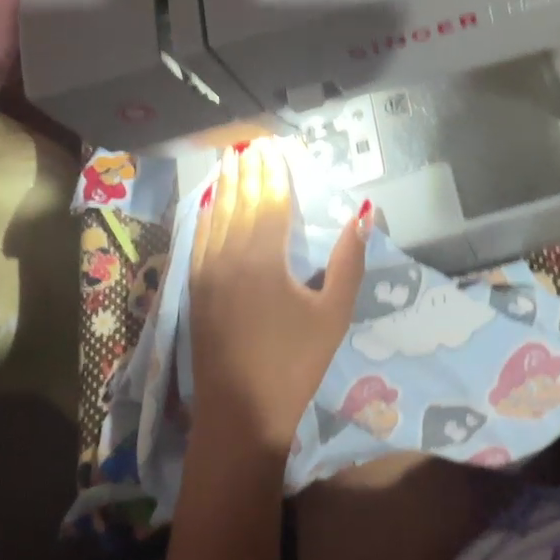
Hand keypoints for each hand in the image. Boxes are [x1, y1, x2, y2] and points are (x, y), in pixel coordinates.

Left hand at [188, 138, 369, 450]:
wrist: (240, 416)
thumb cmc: (295, 364)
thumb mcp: (334, 313)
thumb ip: (349, 261)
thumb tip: (364, 213)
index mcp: (264, 259)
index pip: (269, 201)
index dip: (273, 171)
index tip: (274, 144)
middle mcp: (228, 258)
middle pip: (239, 202)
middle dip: (247, 171)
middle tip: (252, 142)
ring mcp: (205, 275)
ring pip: (215, 218)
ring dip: (225, 187)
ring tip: (231, 160)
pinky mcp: (194, 292)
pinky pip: (198, 241)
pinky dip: (206, 216)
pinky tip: (209, 206)